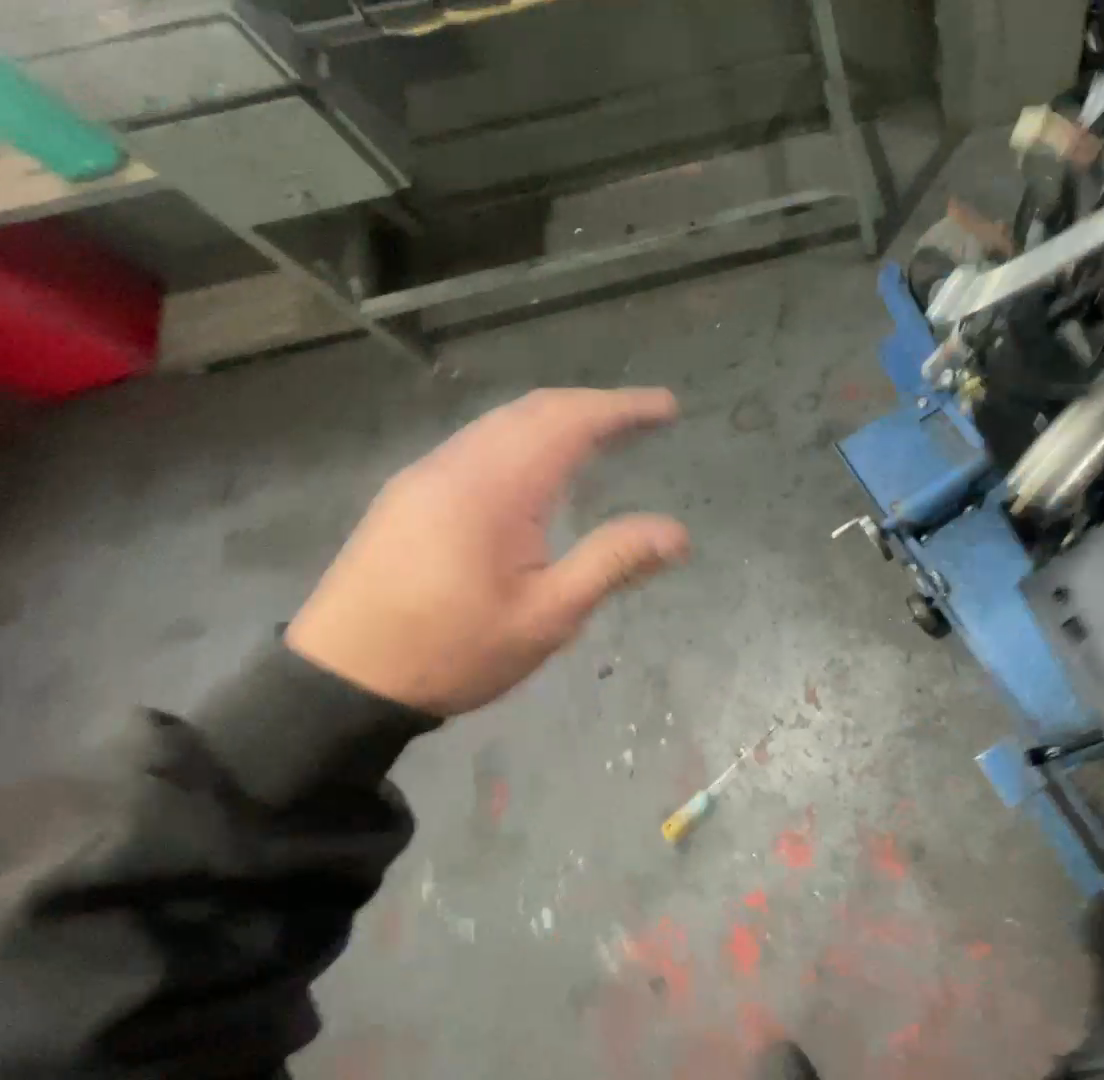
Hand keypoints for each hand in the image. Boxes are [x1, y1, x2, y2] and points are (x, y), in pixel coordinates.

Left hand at [286, 388, 689, 714]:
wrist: (339, 681)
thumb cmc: (452, 650)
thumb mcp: (547, 617)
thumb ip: (612, 563)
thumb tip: (678, 533)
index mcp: (493, 489)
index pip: (568, 423)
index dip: (622, 409)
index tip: (668, 407)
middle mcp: (456, 466)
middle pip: (534, 410)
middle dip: (595, 405)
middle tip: (647, 416)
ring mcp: (425, 476)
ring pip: (502, 422)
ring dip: (560, 417)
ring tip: (607, 431)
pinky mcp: (410, 496)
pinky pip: (480, 442)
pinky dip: (528, 436)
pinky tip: (545, 462)